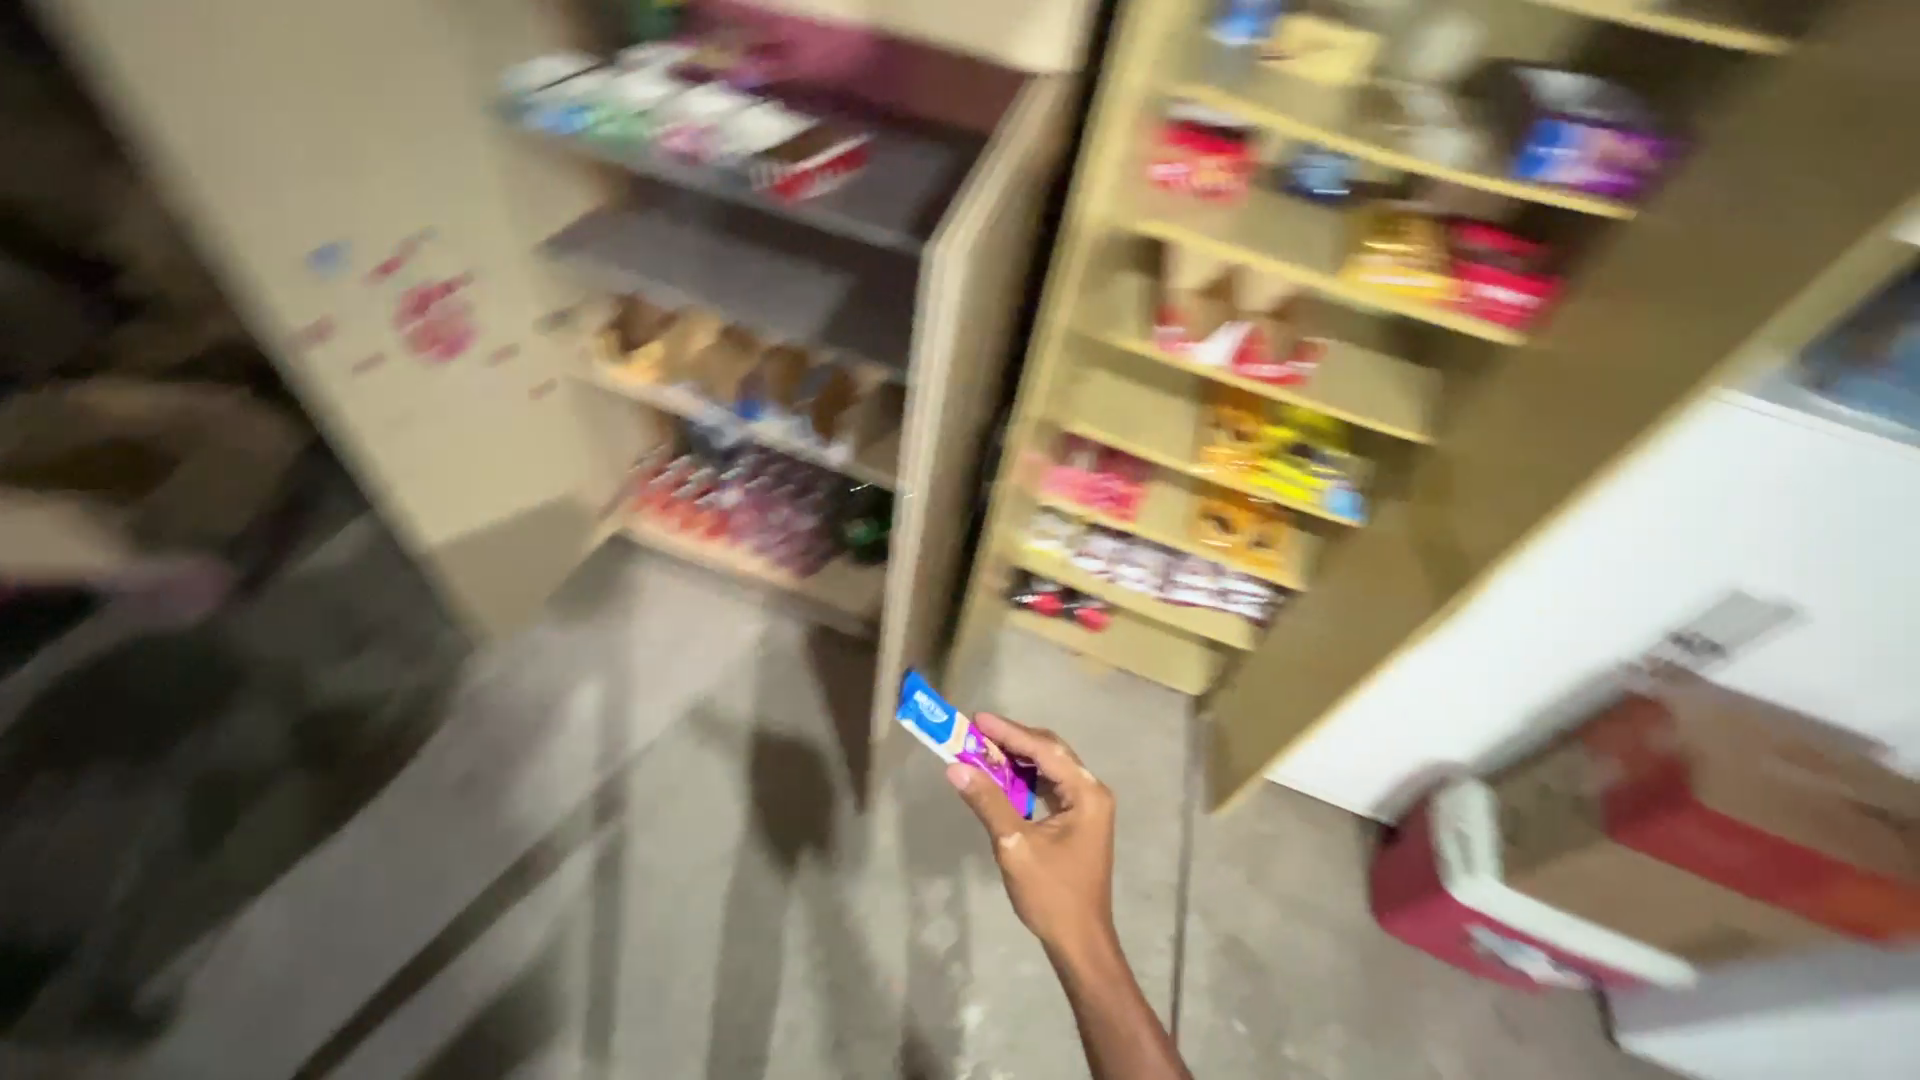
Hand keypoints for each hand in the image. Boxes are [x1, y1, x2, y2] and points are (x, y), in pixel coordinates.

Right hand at [947, 713, 1116, 960]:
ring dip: (1018, 759)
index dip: (1010, 732)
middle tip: (977, 732)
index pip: (1045, 750)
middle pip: (1051, 752)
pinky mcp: (1079, 820)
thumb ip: (988, 802)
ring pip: (1050, 768)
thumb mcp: (1015, 846)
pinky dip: (1025, 779)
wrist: (1080, 941)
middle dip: (1013, 740)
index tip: (978, 720)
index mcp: (1087, 794)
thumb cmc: (1051, 894)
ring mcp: (1088, 807)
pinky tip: (1002, 778)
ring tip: (984, 750)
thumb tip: (956, 767)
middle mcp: (1092, 792)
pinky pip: (1050, 786)